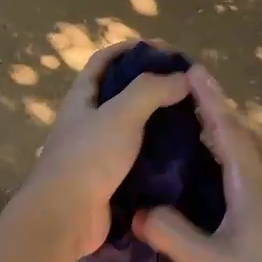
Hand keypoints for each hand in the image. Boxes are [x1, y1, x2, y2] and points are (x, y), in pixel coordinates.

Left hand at [22, 43, 189, 256]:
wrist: (67, 213)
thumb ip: (149, 91)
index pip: (104, 60)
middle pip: (120, 92)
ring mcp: (97, 148)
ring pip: (132, 125)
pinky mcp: (110, 176)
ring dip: (159, 119)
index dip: (130, 48)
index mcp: (82, 97)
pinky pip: (139, 156)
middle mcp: (87, 118)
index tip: (164, 48)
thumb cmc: (89, 156)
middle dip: (152, 84)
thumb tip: (181, 76)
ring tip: (195, 118)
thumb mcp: (120, 114)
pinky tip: (186, 153)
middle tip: (188, 87)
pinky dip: (160, 151)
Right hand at [133, 66, 261, 261]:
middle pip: (248, 134)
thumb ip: (169, 232)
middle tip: (193, 92)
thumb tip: (137, 211)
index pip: (226, 128)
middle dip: (221, 108)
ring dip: (236, 131)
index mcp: (252, 185)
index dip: (208, 97)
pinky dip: (244, 154)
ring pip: (261, 153)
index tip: (192, 67)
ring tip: (208, 126)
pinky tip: (231, 174)